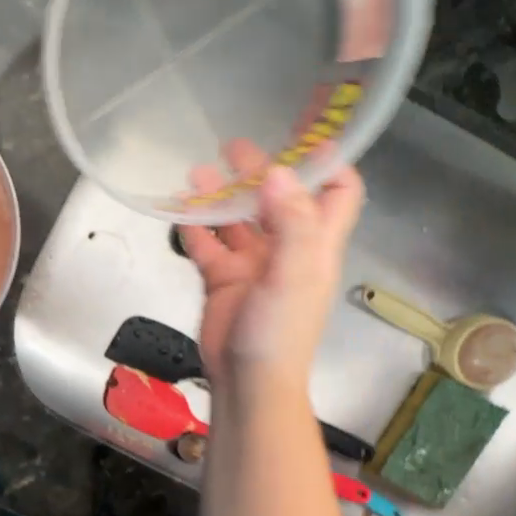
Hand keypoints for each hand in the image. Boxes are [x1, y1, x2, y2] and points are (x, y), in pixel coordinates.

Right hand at [180, 145, 364, 388]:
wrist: (248, 380)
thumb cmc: (280, 331)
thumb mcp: (294, 274)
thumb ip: (291, 223)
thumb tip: (276, 174)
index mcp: (317, 242)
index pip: (337, 191)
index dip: (327, 162)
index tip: (304, 135)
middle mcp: (288, 247)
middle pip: (278, 198)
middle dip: (260, 171)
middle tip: (232, 145)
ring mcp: (253, 264)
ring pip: (238, 219)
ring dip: (220, 196)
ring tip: (196, 172)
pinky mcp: (222, 279)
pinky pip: (207, 245)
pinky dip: (194, 227)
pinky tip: (178, 208)